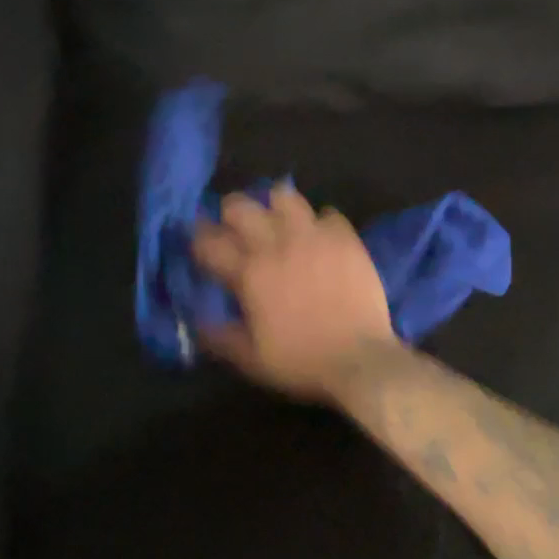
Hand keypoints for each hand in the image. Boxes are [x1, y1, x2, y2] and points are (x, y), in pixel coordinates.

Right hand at [192, 184, 396, 401]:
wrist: (360, 359)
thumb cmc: (302, 361)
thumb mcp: (251, 360)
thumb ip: (220, 337)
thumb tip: (199, 321)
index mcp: (250, 274)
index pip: (209, 242)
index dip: (199, 239)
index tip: (202, 242)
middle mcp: (278, 245)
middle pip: (242, 208)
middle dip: (232, 213)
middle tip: (237, 227)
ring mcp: (315, 237)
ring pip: (285, 197)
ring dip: (276, 207)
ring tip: (280, 222)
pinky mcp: (346, 239)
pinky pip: (328, 213)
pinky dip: (319, 222)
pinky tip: (320, 237)